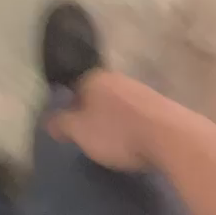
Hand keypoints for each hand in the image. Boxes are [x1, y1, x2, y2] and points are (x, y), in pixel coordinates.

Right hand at [45, 70, 166, 171]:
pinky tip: (137, 136)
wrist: (167, 135)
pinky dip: (134, 121)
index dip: (72, 107)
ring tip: (117, 138)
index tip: (74, 126)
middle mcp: (114, 76)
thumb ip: (62, 124)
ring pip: (119, 101)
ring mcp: (138, 87)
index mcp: (93, 77)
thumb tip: (47, 121)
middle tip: (94, 134)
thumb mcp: (80, 133)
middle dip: (95, 110)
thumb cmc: (117, 132)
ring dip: (116, 116)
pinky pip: (138, 111)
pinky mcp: (158, 102)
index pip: (75, 88)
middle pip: (98, 93)